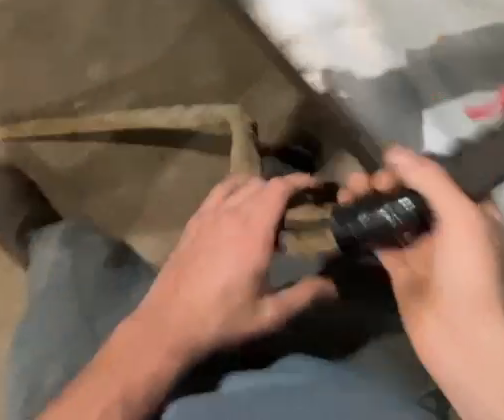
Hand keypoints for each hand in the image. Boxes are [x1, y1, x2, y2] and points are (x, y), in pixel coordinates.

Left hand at [129, 173, 335, 361]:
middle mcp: (232, 212)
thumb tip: (334, 286)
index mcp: (253, 230)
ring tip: (271, 209)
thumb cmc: (223, 319)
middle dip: (284, 189)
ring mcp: (210, 213)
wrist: (170, 322)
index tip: (317, 186)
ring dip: (260, 188)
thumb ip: (304, 296)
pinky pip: (220, 191)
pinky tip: (240, 210)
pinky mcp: (195, 219)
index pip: (280, 188)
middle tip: (299, 209)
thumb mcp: (269, 315)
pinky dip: (236, 189)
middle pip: (263, 183)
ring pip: (241, 183)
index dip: (301, 182)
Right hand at [341, 147, 503, 347]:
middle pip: (412, 190)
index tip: (390, 160)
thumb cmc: (470, 272)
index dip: (414, 164)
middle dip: (388, 179)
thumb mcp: (460, 216)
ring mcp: (422, 248)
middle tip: (371, 181)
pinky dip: (362, 220)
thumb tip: (392, 151)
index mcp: (472, 211)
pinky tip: (345, 208)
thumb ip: (429, 179)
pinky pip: (378, 236)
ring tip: (350, 188)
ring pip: (392, 211)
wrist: (462, 338)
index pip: (440, 175)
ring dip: (371, 196)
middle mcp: (448, 226)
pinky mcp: (400, 268)